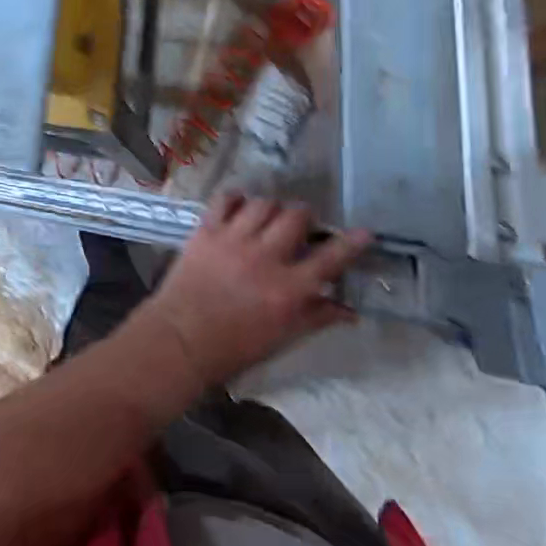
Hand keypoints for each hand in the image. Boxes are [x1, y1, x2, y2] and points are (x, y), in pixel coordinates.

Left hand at [133, 193, 370, 387]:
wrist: (180, 339)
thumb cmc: (234, 347)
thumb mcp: (283, 337)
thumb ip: (317, 317)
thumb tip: (349, 309)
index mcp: (289, 289)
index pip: (330, 258)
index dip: (351, 243)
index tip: (365, 232)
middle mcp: (265, 257)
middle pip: (295, 217)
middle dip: (304, 216)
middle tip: (301, 225)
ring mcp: (234, 240)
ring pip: (263, 204)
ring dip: (272, 207)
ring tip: (269, 217)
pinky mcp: (206, 231)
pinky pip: (225, 200)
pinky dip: (236, 198)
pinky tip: (240, 206)